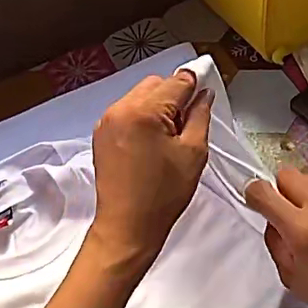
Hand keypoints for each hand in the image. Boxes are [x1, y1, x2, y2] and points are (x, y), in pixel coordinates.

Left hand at [87, 70, 211, 263]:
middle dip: (174, 97)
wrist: (128, 225)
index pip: (176, 82)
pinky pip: (126, 112)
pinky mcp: (101, 134)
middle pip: (155, 84)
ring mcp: (107, 122)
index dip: (195, 86)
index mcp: (142, 112)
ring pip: (140, 96)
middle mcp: (119, 110)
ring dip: (157, 107)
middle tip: (187, 124)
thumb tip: (203, 95)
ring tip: (169, 139)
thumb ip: (200, 115)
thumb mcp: (193, 152)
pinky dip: (141, 118)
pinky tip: (152, 143)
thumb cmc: (159, 197)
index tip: (205, 90)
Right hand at [244, 168, 307, 307]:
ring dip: (307, 194)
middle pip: (287, 174)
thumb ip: (275, 239)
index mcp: (303, 230)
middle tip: (291, 214)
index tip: (259, 203)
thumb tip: (271, 217)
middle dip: (283, 192)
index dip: (255, 195)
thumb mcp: (290, 276)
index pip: (263, 190)